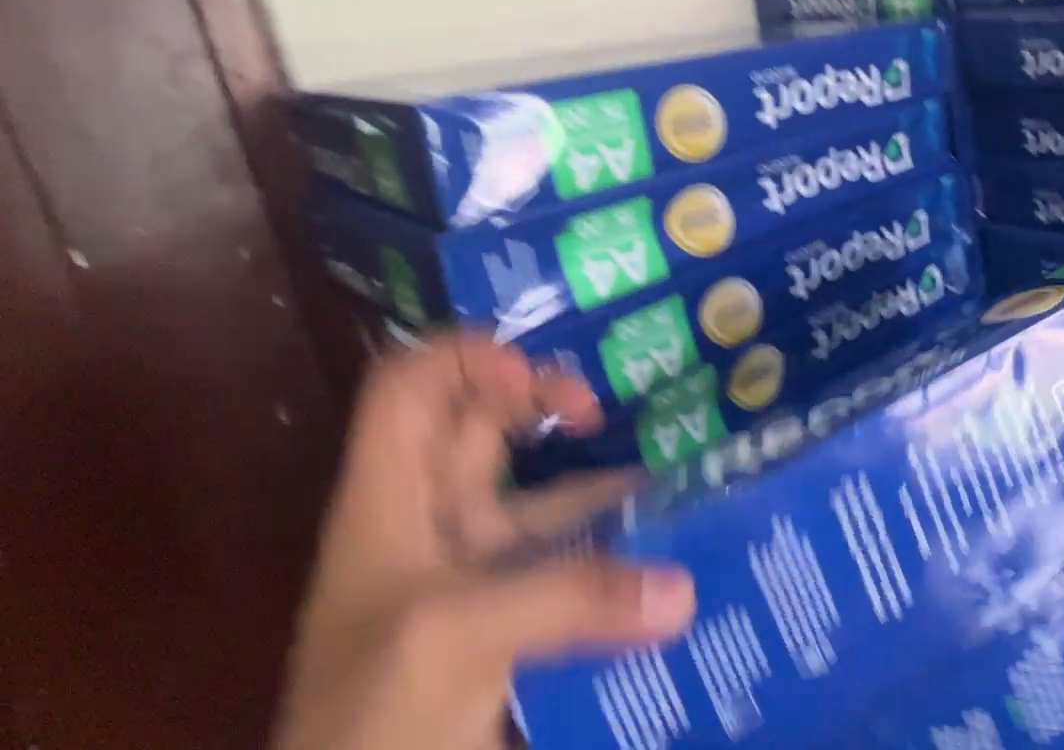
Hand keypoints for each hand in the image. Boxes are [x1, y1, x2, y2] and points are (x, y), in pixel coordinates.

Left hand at [271, 335, 696, 749]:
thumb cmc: (368, 720)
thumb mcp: (450, 640)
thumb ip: (568, 599)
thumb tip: (684, 588)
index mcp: (393, 501)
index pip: (412, 386)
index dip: (473, 360)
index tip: (543, 390)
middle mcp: (438, 521)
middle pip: (488, 424)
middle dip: (554, 400)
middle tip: (621, 414)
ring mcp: (481, 569)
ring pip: (547, 492)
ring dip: (608, 477)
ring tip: (684, 467)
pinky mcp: (522, 616)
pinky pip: (581, 558)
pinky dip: (626, 547)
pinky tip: (683, 549)